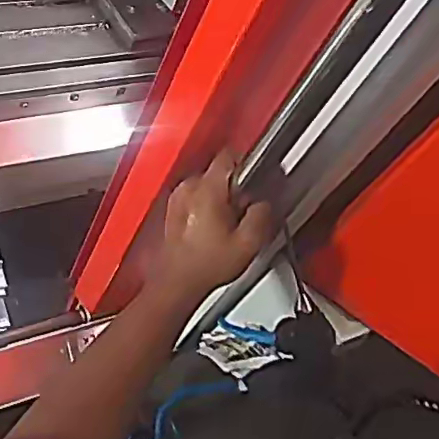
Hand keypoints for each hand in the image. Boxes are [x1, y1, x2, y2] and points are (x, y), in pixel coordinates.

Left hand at [157, 151, 273, 298]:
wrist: (178, 281)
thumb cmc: (206, 264)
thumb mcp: (248, 243)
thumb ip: (261, 216)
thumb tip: (264, 204)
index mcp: (207, 190)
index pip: (228, 156)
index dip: (246, 162)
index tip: (255, 174)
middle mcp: (189, 188)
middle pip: (219, 173)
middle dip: (234, 188)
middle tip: (242, 211)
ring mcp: (178, 197)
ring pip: (207, 185)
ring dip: (219, 198)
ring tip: (226, 223)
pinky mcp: (173, 208)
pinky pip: (195, 197)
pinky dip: (205, 206)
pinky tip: (212, 228)